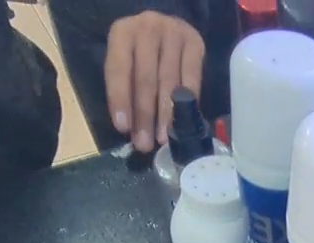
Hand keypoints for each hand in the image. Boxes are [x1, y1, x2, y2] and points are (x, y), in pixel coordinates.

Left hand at [104, 12, 204, 153]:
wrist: (170, 32)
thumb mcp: (128, 66)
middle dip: (145, 114)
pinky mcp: (194, 43)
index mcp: (122, 33)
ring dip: (166, 114)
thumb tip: (133, 132)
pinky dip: (189, 102)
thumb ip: (127, 92)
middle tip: (145, 144)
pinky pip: (192, 77)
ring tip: (164, 139)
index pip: (118, 68)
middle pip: (145, 77)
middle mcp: (147, 27)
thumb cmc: (145, 56)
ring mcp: (173, 32)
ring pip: (169, 80)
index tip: (123, 128)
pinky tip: (185, 122)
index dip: (120, 99)